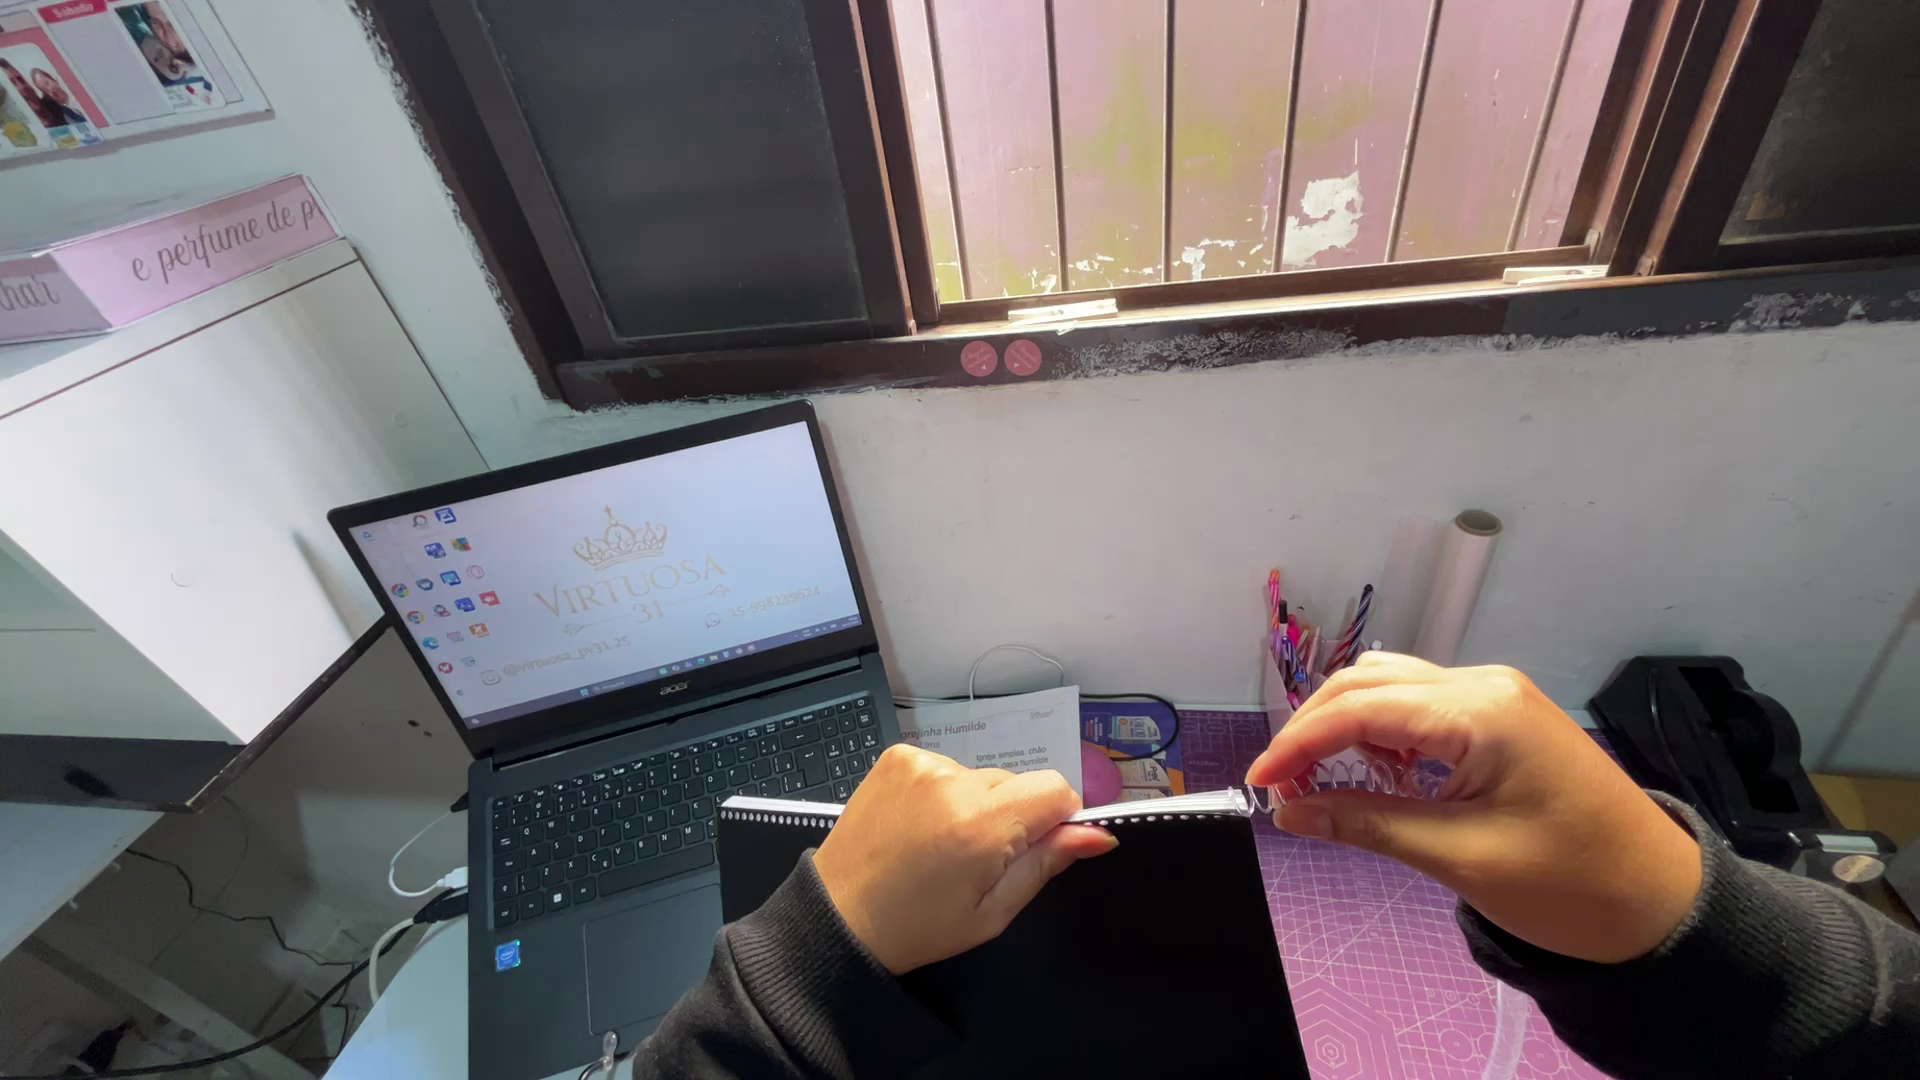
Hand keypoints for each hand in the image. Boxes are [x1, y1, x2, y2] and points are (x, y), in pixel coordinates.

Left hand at [813, 744, 1117, 973]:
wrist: (839, 915)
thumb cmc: (919, 925)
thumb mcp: (993, 911)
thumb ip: (1047, 862)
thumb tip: (1099, 834)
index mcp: (981, 823)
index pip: (1054, 786)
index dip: (1055, 816)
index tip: (1035, 845)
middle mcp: (953, 780)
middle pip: (1016, 782)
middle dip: (1011, 815)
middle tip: (976, 857)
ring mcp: (921, 762)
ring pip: (981, 776)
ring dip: (975, 802)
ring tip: (941, 842)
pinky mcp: (897, 755)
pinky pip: (946, 766)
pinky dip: (943, 790)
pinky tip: (920, 823)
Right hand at [1246, 652, 1701, 963]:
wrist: (1674, 911)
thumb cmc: (1573, 888)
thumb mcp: (1459, 857)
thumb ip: (1363, 822)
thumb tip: (1287, 811)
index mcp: (1478, 711)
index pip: (1359, 710)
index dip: (1298, 743)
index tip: (1259, 781)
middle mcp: (1480, 683)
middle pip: (1364, 683)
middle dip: (1312, 728)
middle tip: (1283, 780)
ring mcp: (1491, 692)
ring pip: (1385, 684)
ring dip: (1343, 722)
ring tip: (1325, 773)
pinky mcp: (1495, 710)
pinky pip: (1414, 701)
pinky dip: (1378, 727)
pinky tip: (1379, 767)